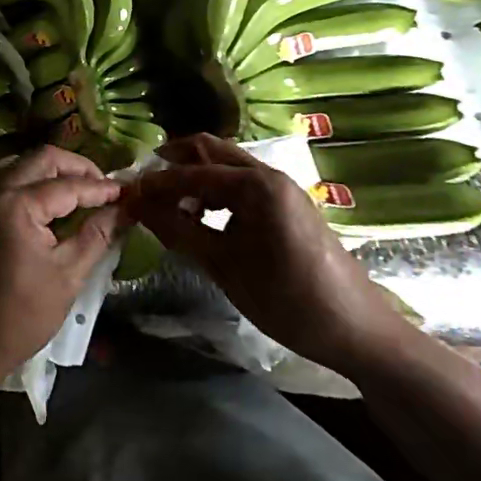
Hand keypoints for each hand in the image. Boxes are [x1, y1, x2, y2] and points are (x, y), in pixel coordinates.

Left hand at [0, 147, 127, 386]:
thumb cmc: (24, 312)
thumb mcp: (70, 273)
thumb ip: (100, 233)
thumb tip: (128, 207)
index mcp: (18, 205)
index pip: (70, 185)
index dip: (102, 188)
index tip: (129, 193)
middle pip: (44, 159)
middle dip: (78, 168)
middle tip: (105, 188)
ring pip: (25, 162)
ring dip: (55, 169)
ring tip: (82, 189)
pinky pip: (10, 176)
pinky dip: (34, 177)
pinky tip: (52, 195)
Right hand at [128, 135, 399, 373]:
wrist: (355, 328)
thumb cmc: (287, 298)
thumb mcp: (225, 266)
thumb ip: (180, 230)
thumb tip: (139, 205)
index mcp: (256, 184)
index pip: (193, 171)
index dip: (156, 183)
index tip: (125, 194)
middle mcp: (269, 174)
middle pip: (212, 151)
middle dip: (175, 162)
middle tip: (144, 186)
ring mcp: (282, 188)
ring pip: (228, 167)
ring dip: (196, 177)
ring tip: (167, 204)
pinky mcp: (287, 205)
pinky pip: (242, 185)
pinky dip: (216, 193)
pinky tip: (200, 217)